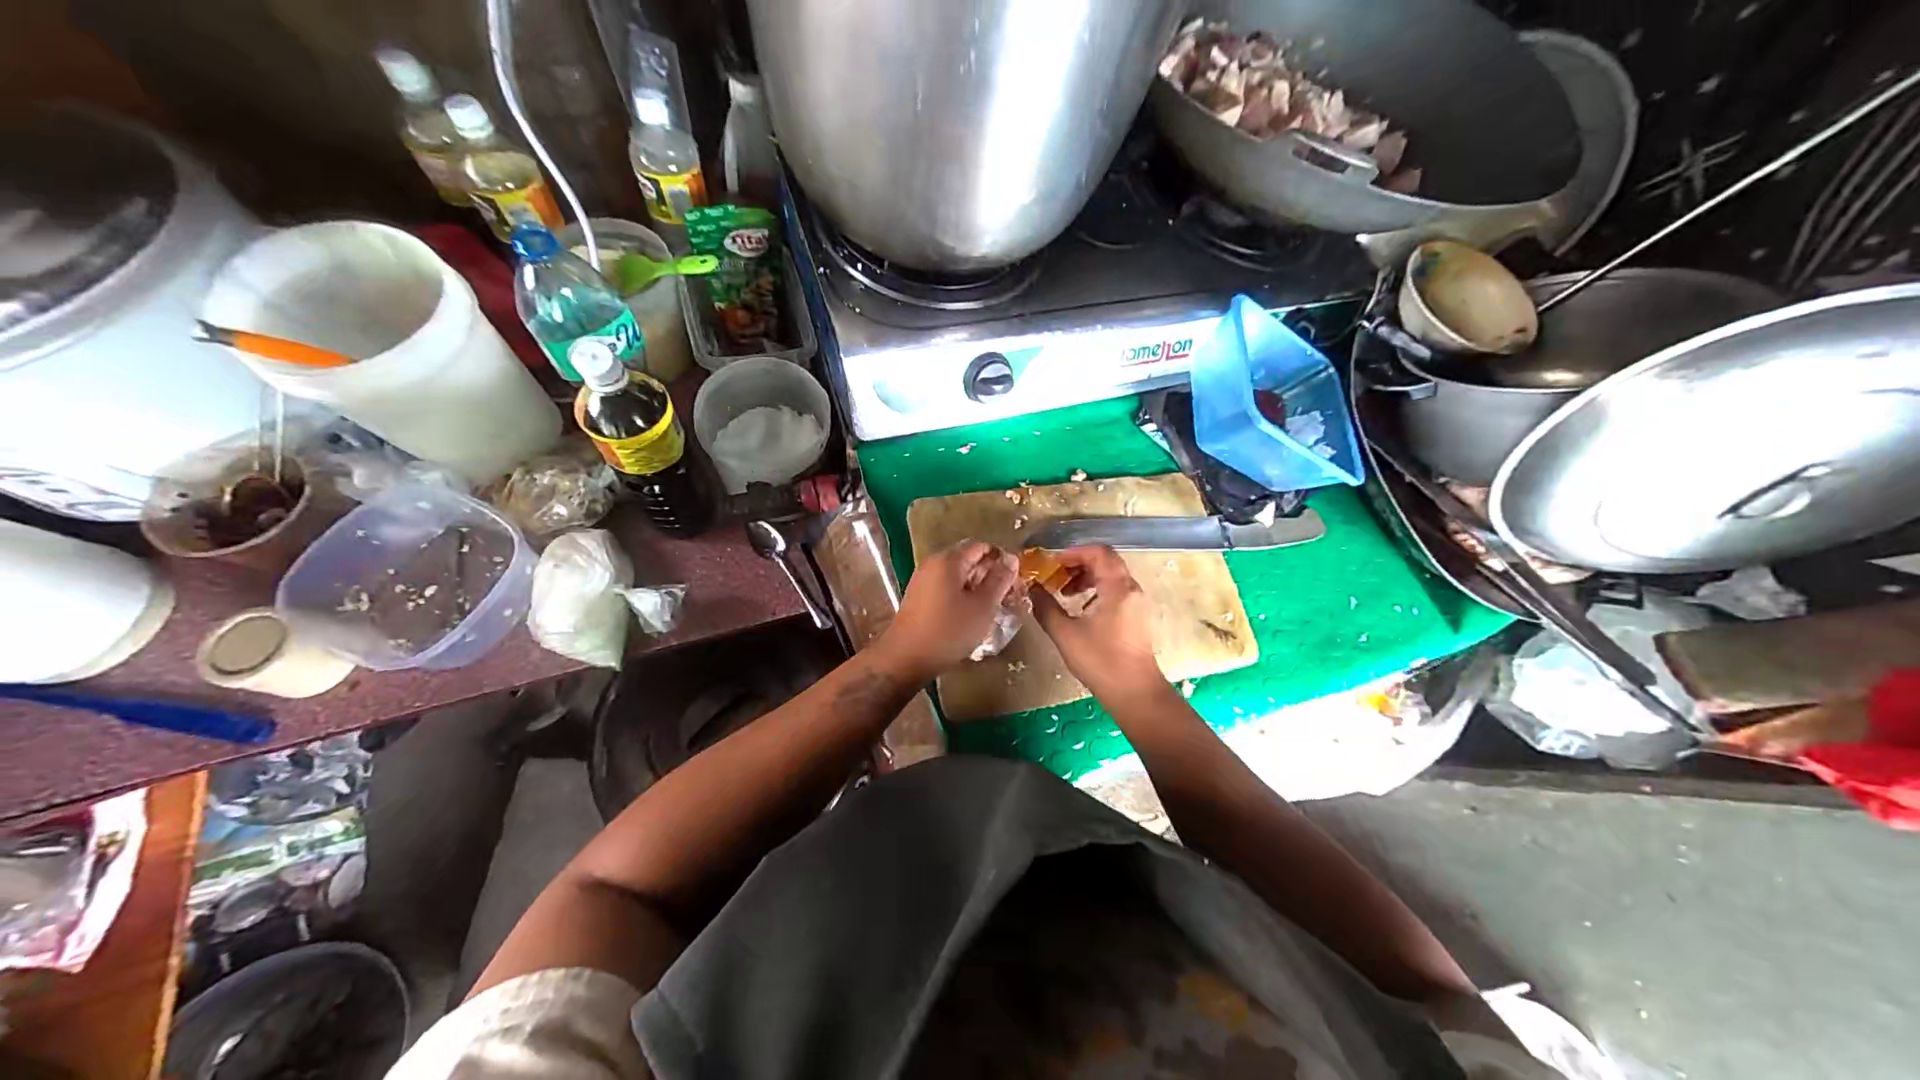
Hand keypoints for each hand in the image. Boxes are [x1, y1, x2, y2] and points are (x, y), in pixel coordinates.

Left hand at [877, 539, 1017, 680]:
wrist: (905, 659)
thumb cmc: (948, 632)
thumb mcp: (982, 607)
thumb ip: (999, 580)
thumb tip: (1012, 558)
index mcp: (948, 560)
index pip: (981, 547)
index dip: (1002, 560)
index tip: (1016, 581)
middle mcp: (933, 564)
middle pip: (969, 560)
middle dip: (991, 575)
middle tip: (1009, 597)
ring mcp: (924, 581)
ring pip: (959, 577)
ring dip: (978, 589)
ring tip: (994, 609)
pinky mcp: (919, 598)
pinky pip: (947, 589)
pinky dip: (963, 597)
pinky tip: (972, 617)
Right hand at [1029, 545, 1164, 699]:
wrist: (1134, 692)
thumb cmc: (1100, 661)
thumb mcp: (1065, 633)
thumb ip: (1045, 607)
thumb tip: (1031, 588)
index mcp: (1118, 587)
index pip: (1099, 552)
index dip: (1074, 553)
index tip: (1052, 563)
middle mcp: (1131, 589)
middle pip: (1106, 562)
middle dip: (1078, 565)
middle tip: (1055, 576)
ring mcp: (1137, 603)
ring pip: (1112, 577)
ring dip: (1087, 578)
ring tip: (1065, 593)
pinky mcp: (1137, 617)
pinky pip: (1116, 591)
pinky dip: (1097, 590)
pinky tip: (1081, 609)